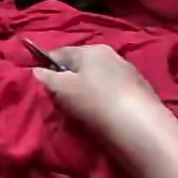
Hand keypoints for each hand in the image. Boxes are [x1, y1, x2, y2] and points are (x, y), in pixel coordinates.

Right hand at [31, 44, 173, 143]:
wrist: (141, 128)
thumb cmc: (95, 101)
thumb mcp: (61, 89)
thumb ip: (46, 78)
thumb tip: (36, 70)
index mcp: (92, 49)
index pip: (60, 52)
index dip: (46, 67)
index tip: (41, 85)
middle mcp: (112, 55)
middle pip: (81, 66)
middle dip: (69, 80)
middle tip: (60, 101)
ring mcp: (129, 73)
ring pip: (98, 80)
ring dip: (88, 91)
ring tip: (81, 111)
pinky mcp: (141, 93)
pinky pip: (112, 92)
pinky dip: (104, 101)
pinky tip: (101, 116)